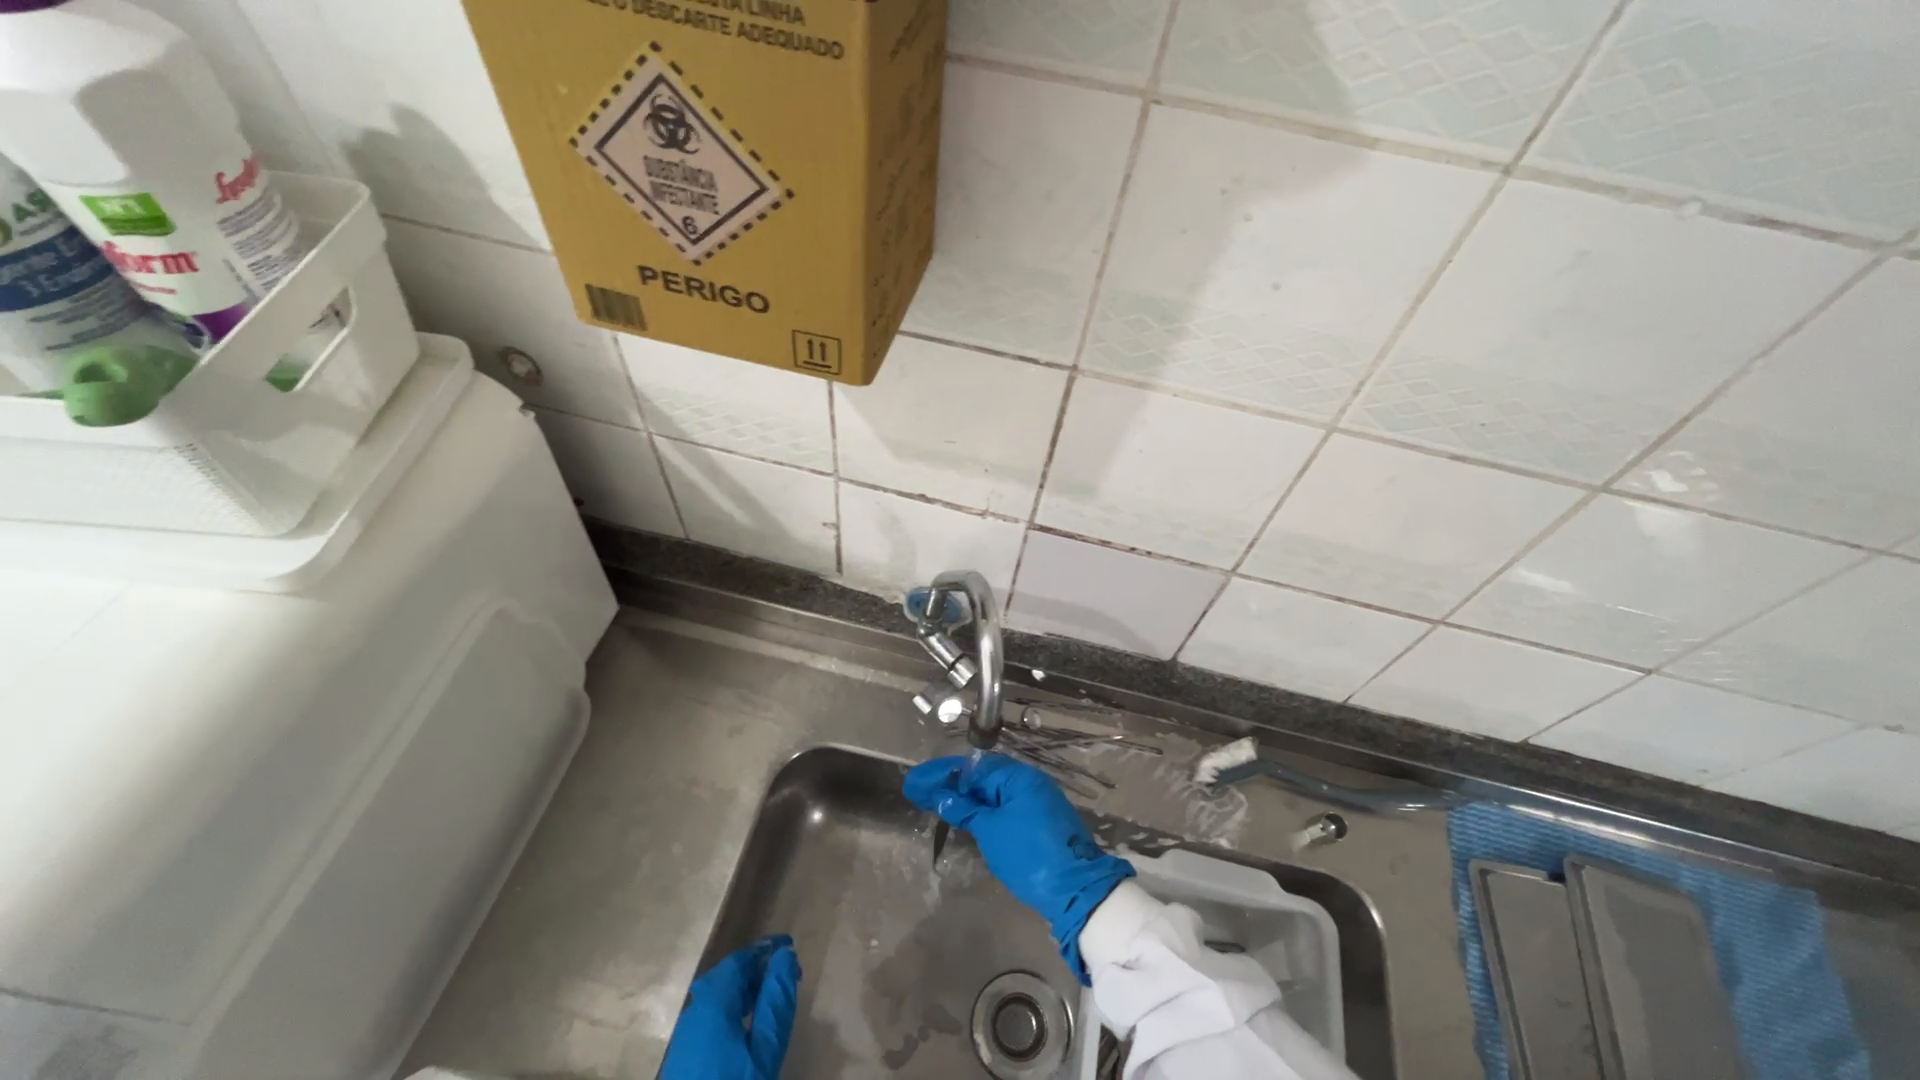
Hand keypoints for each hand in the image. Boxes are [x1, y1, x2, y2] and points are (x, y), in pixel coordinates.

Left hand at [659, 935, 800, 1079]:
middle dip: (756, 967)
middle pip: (726, 974)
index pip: (740, 959)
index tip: (789, 946)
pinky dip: (732, 1005)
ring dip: (744, 987)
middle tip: (785, 973)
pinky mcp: (684, 1050)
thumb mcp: (766, 1046)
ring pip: (717, 994)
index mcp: (714, 1002)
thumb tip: (786, 956)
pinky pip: (710, 1013)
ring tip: (770, 995)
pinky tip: (747, 1022)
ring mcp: (686, 1030)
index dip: (765, 948)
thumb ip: (776, 999)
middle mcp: (696, 1008)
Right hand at [903, 754, 1133, 982]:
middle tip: (919, 792)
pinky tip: (964, 817)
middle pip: (983, 777)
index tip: (916, 782)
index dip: (942, 774)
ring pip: (993, 793)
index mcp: (1018, 777)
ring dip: (965, 798)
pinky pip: (1003, 807)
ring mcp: (1036, 802)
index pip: (973, 767)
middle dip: (951, 784)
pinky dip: (982, 810)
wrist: (1074, 889)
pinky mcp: (1039, 822)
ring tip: (935, 803)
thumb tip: (942, 796)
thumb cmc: (1029, 854)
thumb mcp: (991, 831)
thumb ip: (965, 810)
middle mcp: (1029, 783)